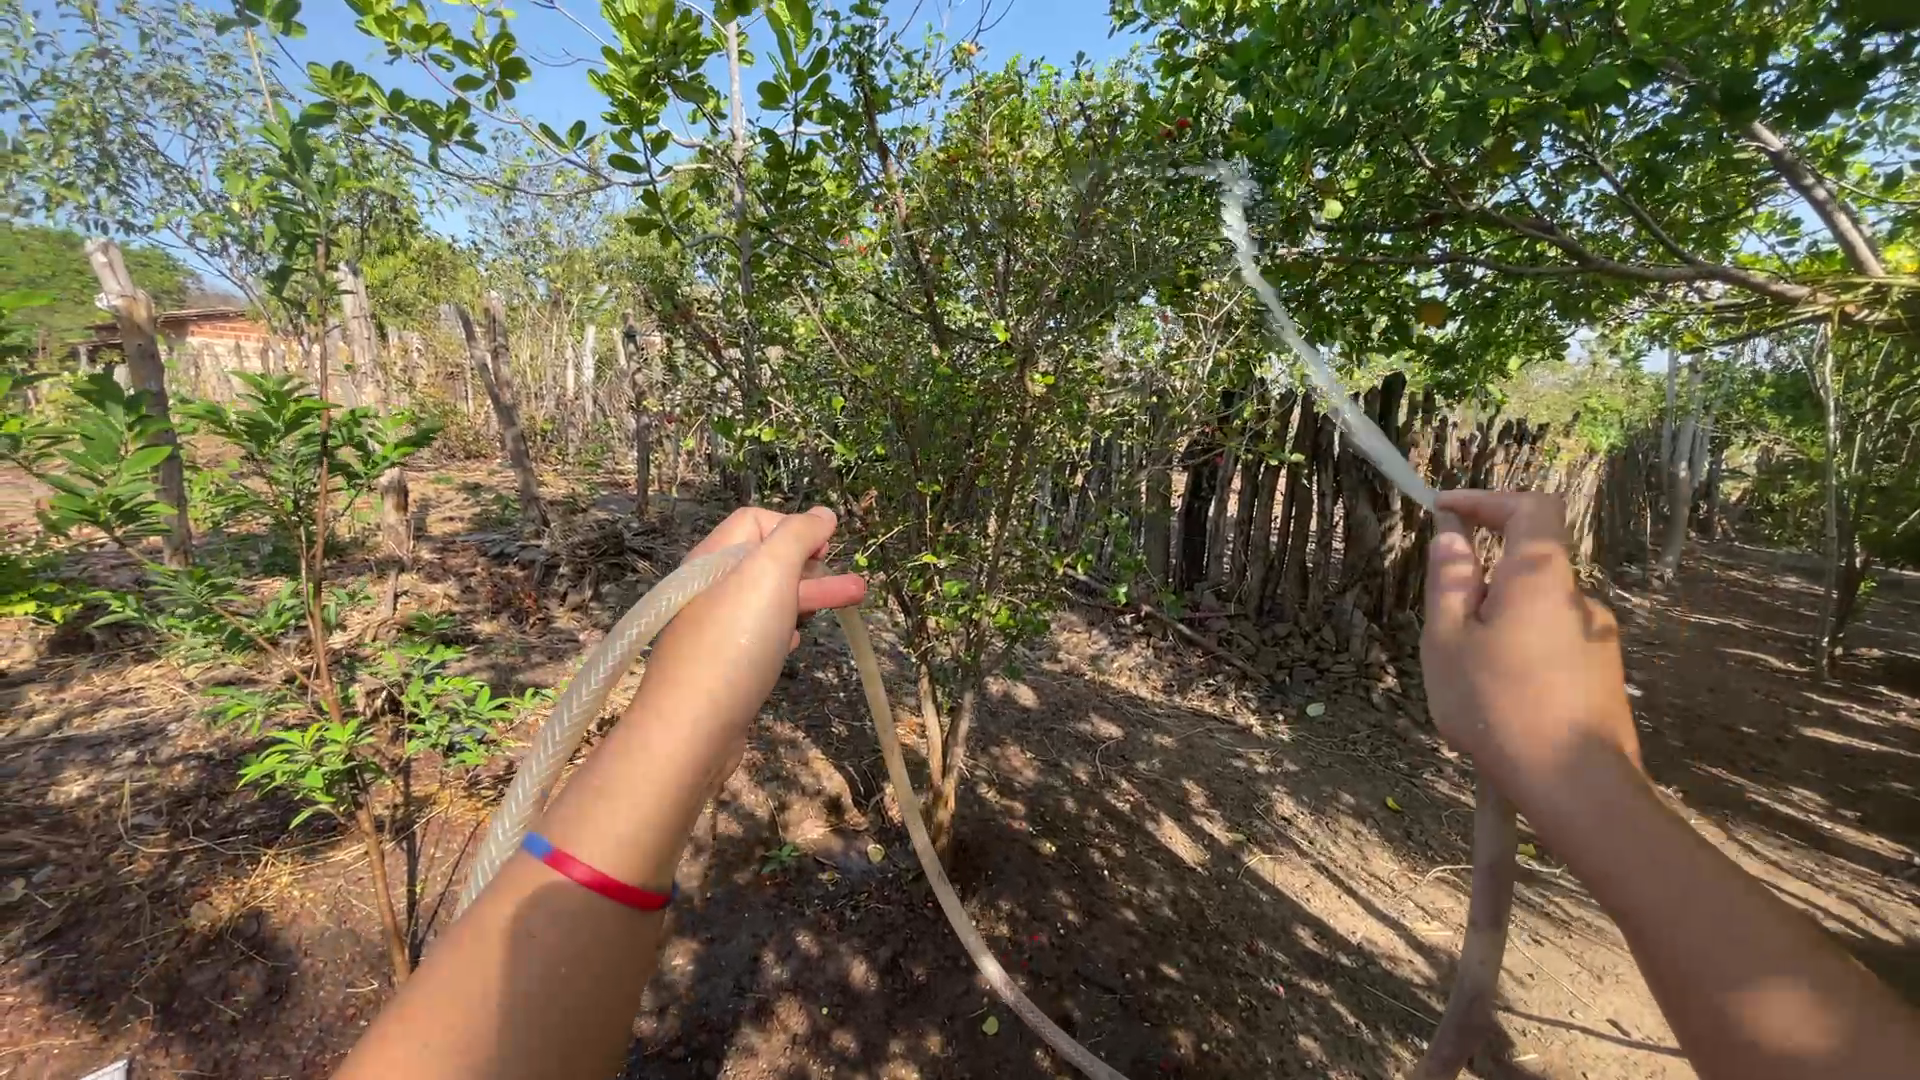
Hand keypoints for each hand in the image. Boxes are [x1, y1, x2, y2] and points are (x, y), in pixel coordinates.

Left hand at [623, 506, 866, 795]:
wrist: (691, 729)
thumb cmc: (735, 641)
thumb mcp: (770, 573)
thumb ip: (798, 536)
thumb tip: (823, 514)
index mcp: (715, 558)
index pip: (756, 521)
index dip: (794, 527)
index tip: (826, 552)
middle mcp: (711, 587)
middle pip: (768, 562)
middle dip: (815, 568)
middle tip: (855, 587)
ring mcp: (714, 628)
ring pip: (768, 600)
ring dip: (807, 598)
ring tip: (844, 609)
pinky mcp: (722, 663)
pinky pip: (757, 634)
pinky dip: (783, 629)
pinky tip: (795, 641)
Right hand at [1420, 490, 1640, 818]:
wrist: (1574, 783)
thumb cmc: (1495, 702)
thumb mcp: (1448, 638)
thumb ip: (1450, 580)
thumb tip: (1451, 535)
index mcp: (1539, 578)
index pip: (1531, 507)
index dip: (1488, 498)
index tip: (1445, 509)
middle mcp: (1577, 597)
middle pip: (1530, 559)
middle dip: (1481, 573)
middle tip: (1441, 617)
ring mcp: (1596, 635)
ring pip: (1535, 604)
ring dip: (1496, 615)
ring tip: (1464, 667)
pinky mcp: (1602, 670)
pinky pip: (1550, 636)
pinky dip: (1517, 642)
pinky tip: (1496, 690)